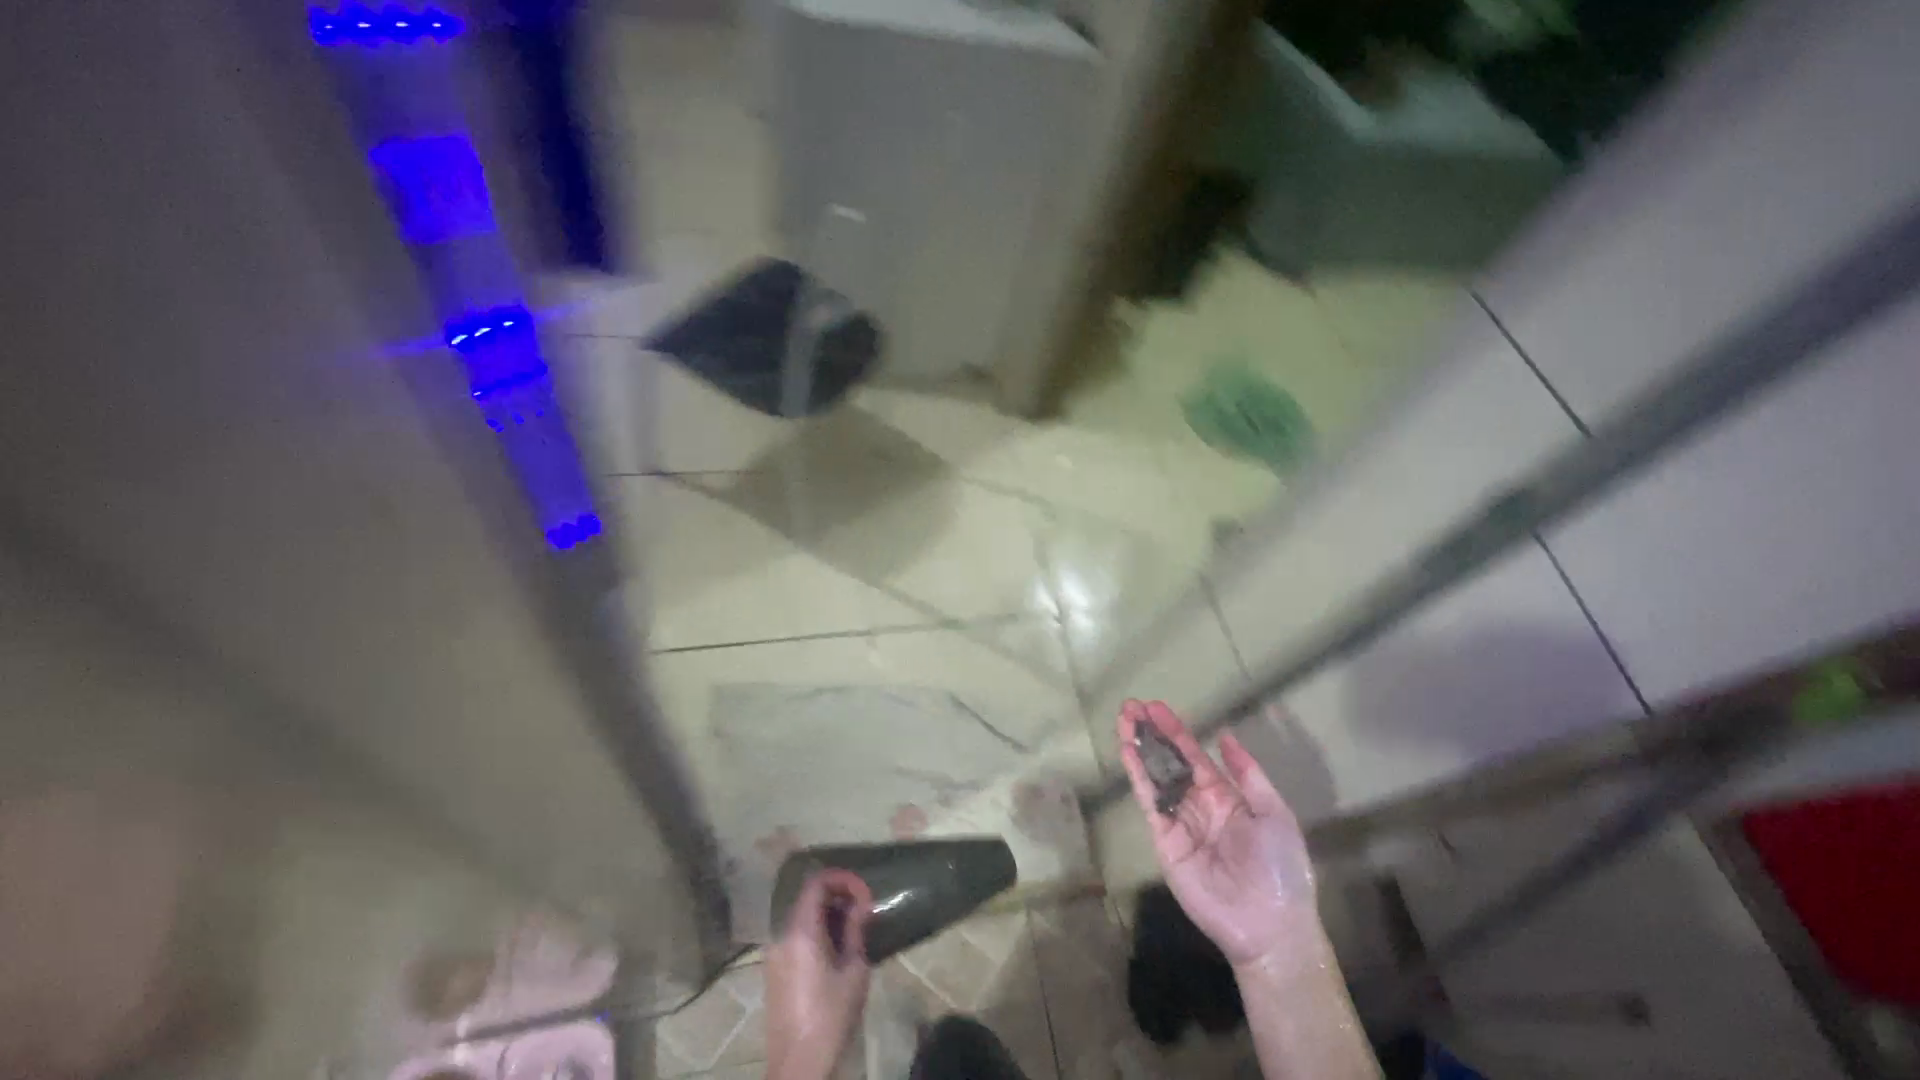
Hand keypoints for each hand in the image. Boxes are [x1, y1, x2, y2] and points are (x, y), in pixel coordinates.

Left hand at [764, 868, 873, 1079]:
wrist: (798, 1064)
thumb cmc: (831, 1016)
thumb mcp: (854, 970)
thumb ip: (855, 930)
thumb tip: (861, 904)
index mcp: (800, 931)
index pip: (816, 883)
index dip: (842, 879)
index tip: (865, 893)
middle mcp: (780, 935)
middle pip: (806, 898)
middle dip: (836, 896)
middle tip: (864, 910)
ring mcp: (773, 953)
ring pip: (800, 917)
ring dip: (827, 914)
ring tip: (854, 929)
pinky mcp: (773, 970)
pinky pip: (794, 936)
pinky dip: (815, 931)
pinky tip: (836, 950)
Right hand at [1117, 700, 1320, 970]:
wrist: (1269, 924)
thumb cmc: (1279, 867)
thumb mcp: (1274, 813)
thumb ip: (1247, 774)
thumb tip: (1225, 736)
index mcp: (1227, 797)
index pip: (1195, 756)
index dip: (1176, 731)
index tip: (1156, 706)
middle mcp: (1199, 805)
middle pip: (1169, 762)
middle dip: (1151, 734)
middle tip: (1131, 706)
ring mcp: (1179, 822)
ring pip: (1155, 778)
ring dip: (1139, 748)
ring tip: (1123, 719)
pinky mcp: (1164, 841)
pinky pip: (1149, 803)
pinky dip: (1137, 777)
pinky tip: (1127, 752)